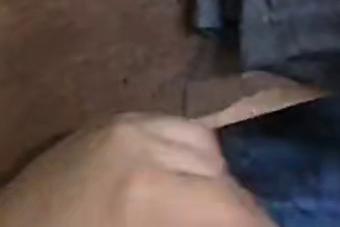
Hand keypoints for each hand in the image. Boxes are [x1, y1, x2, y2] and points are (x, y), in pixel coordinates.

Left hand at [0, 114, 273, 226]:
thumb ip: (192, 224)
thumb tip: (231, 218)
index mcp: (146, 191)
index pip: (232, 208)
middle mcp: (139, 140)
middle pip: (220, 172)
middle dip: (236, 210)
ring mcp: (118, 124)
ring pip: (198, 141)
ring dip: (212, 179)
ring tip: (208, 214)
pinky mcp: (102, 123)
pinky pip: (164, 127)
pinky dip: (181, 155)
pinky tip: (174, 187)